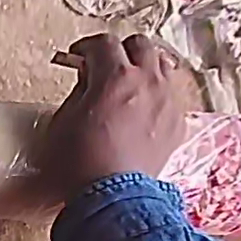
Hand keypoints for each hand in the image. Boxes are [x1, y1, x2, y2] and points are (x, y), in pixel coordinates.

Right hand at [42, 34, 190, 197]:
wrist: (110, 197)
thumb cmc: (78, 161)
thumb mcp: (63, 120)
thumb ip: (79, 90)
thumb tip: (89, 77)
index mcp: (116, 77)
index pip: (103, 43)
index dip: (86, 47)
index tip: (77, 57)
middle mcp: (148, 81)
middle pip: (140, 45)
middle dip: (120, 51)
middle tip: (104, 66)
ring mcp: (167, 102)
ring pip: (162, 66)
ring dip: (143, 69)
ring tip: (129, 85)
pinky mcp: (178, 124)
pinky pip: (171, 97)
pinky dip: (156, 96)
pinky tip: (142, 112)